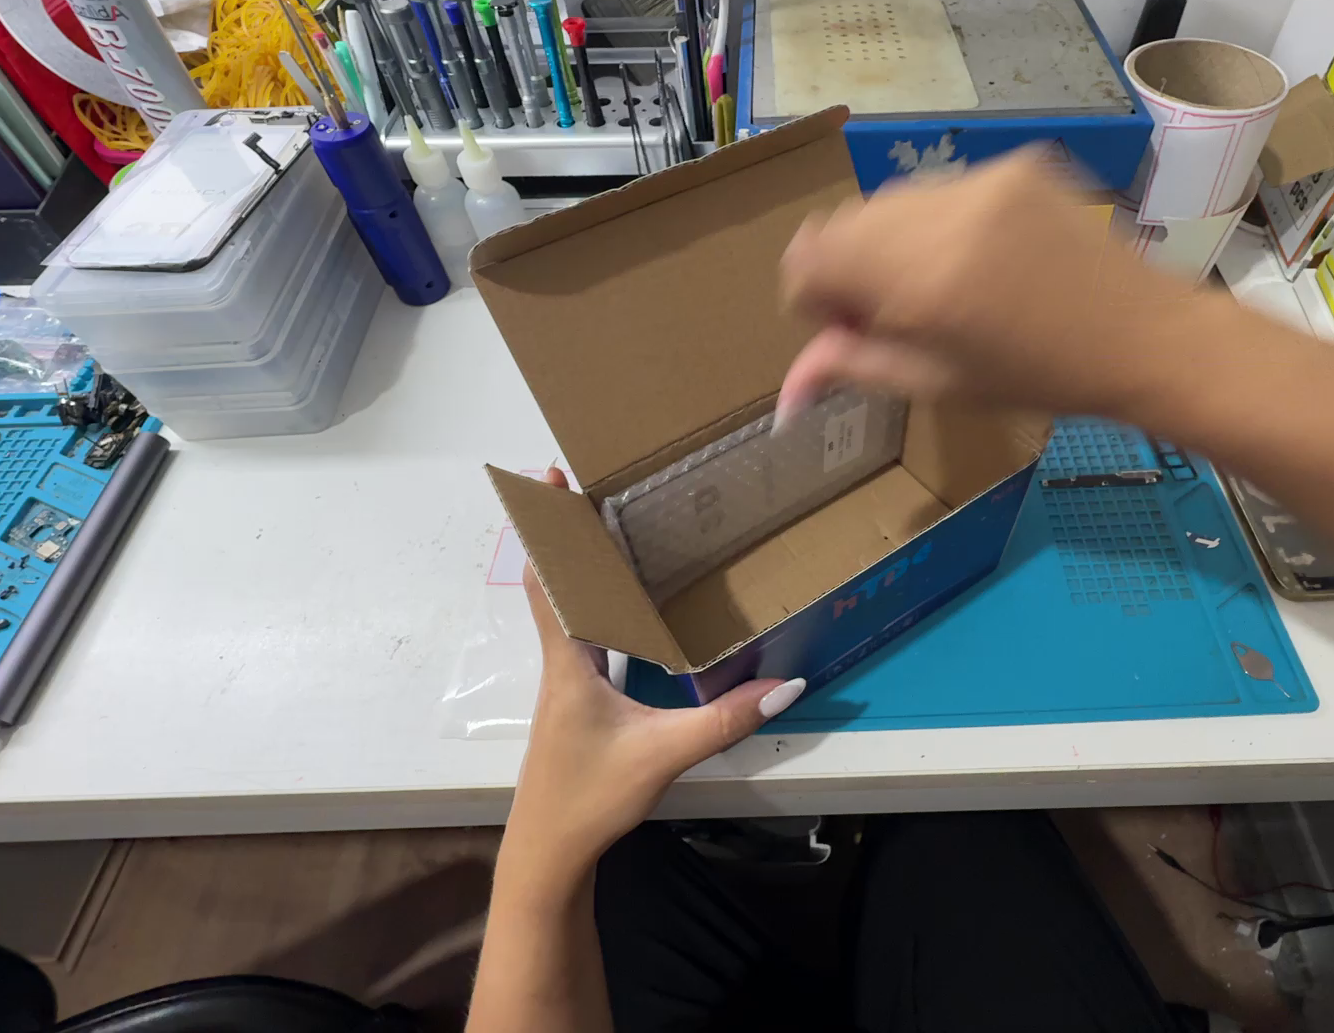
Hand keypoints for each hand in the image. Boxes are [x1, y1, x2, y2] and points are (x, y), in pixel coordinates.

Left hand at [504, 469, 806, 878]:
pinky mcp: (576, 702)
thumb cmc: (590, 796)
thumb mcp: (665, 754)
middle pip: (558, 582)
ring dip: (585, 571)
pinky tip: (628, 610)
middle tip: (600, 491)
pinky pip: (585, 637)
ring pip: (570, 609)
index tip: (552, 479)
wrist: (546, 854)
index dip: (548, 529)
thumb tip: (787, 684)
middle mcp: (562, 661)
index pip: (550, 580)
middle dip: (572, 534)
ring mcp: (565, 683)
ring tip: (617, 536)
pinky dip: (598, 608)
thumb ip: (725, 720)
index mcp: (571, 661)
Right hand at [776, 149, 1244, 426]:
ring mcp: (983, 180)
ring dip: (887, 245)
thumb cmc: (1035, 378)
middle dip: (846, 269)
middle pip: (841, 225)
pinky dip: (930, 225)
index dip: (809, 293)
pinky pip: (936, 190)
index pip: (808, 256)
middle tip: (889, 312)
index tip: (843, 323)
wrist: (1142, 335)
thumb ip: (854, 368)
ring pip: (887, 203)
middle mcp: (943, 216)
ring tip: (935, 286)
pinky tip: (974, 259)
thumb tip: (786, 394)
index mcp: (921, 283)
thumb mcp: (936, 385)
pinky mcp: (1014, 163)